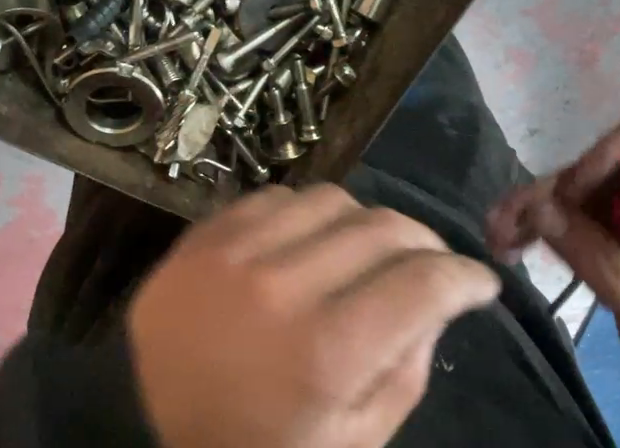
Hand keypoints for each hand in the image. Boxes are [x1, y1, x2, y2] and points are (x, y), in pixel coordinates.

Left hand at [127, 184, 499, 447]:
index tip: (480, 282)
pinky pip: (277, 196)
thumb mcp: (345, 445)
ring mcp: (238, 248)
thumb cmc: (250, 446)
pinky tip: (311, 240)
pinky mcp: (206, 231)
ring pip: (332, 199)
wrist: (140, 418)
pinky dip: (308, 213)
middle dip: (424, 242)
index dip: (465, 277)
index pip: (421, 283)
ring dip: (367, 221)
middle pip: (382, 228)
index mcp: (325, 351)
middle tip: (432, 266)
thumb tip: (432, 307)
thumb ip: (401, 375)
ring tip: (371, 250)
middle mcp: (284, 283)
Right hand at [486, 117, 619, 413]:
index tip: (565, 198)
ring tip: (498, 237)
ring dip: (537, 208)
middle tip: (506, 222)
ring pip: (582, 190)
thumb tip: (539, 210)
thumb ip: (603, 264)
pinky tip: (514, 243)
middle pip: (600, 166)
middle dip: (551, 191)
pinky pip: (581, 214)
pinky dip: (546, 225)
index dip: (601, 157)